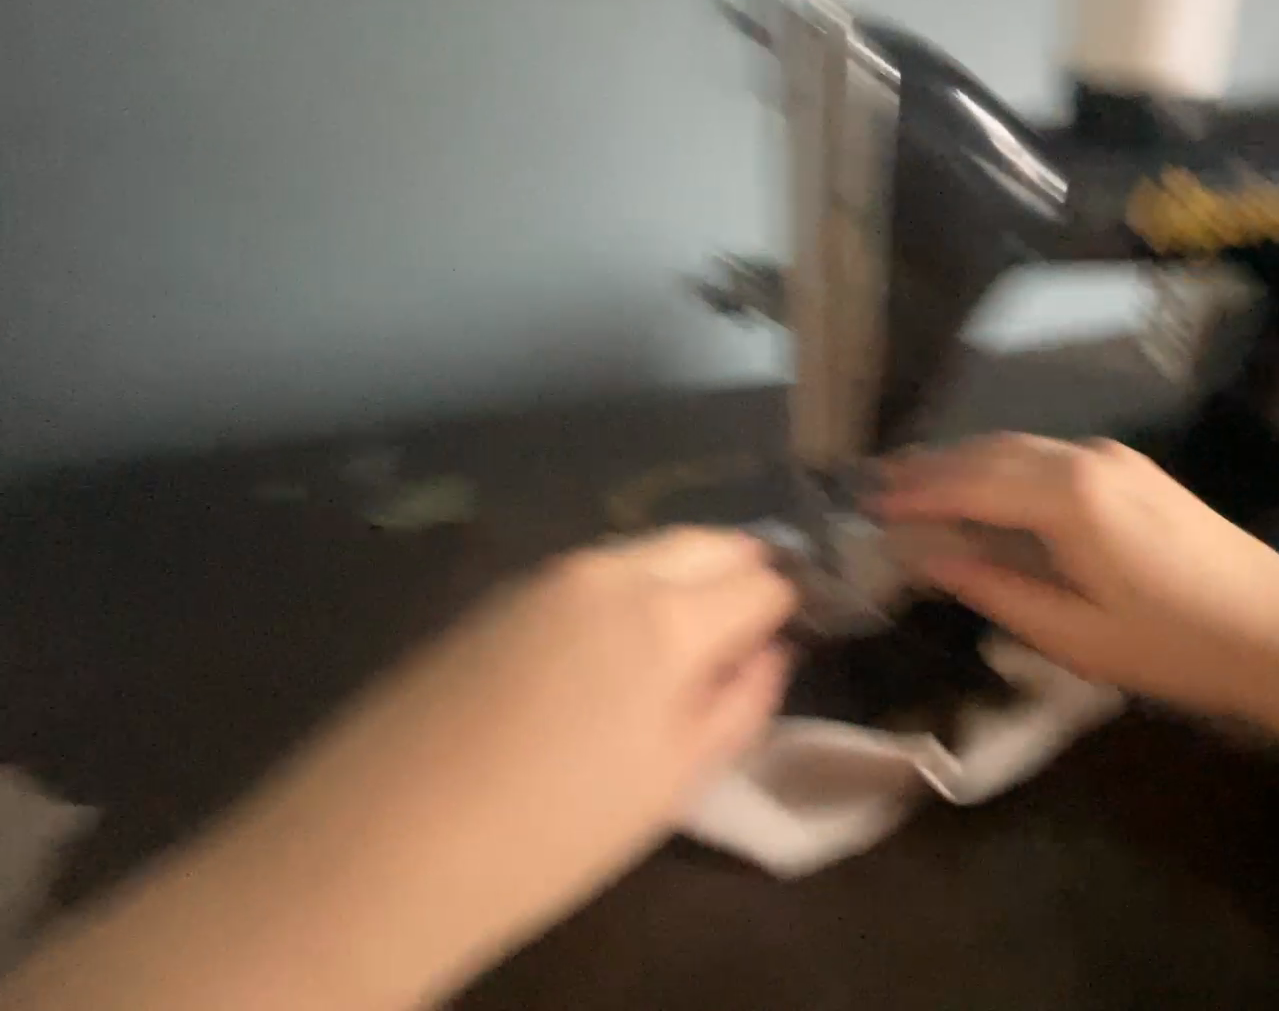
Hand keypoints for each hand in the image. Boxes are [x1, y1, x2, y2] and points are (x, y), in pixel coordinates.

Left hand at [403, 527, 797, 859]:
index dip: (784, 606)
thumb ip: (743, 702)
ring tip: (692, 624)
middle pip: (709, 541)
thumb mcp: (676, 781)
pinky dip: (633, 584)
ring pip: (651, 547)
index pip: (760, 581)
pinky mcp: (501, 593)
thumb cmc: (553, 832)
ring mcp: (550, 576)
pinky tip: (617, 636)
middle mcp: (613, 574)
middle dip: (744, 566)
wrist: (371, 857)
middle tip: (755, 612)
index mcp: (667, 620)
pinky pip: (596, 569)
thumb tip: (771, 651)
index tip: (786, 633)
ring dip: (689, 570)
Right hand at [876, 434, 1278, 715]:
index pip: (971, 482)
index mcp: (1071, 498)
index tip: (869, 502)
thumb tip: (931, 557)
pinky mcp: (1134, 471)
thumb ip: (997, 588)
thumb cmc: (1176, 645)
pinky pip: (1050, 458)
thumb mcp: (1075, 635)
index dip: (916, 493)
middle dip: (933, 468)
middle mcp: (1089, 459)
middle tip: (880, 486)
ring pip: (1021, 449)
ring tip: (919, 483)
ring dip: (968, 463)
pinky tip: (989, 488)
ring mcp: (1116, 459)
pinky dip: (1005, 468)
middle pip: (992, 452)